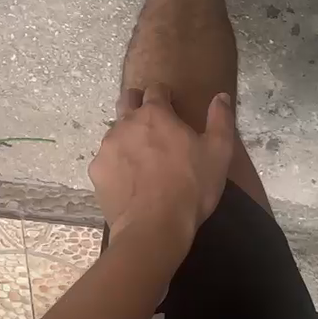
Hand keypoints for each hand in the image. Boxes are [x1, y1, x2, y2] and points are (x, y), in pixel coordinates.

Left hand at [89, 85, 234, 253]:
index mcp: (155, 113)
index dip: (165, 94)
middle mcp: (126, 123)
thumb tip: (221, 96)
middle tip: (153, 123)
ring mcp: (107, 147)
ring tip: (142, 159)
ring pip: (115, 131)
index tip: (172, 106)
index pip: (155, 89)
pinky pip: (106, 160)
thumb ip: (220, 119)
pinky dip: (117, 164)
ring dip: (128, 136)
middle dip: (138, 103)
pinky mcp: (97, 172)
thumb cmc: (190, 187)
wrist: (154, 229)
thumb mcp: (218, 152)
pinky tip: (129, 182)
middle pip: (127, 100)